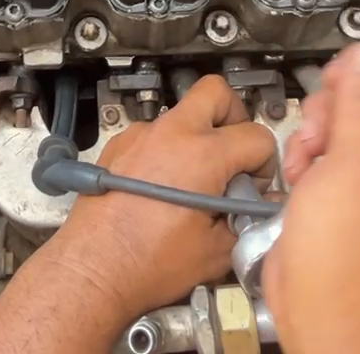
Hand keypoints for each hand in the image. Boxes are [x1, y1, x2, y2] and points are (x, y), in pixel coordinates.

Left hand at [47, 74, 277, 320]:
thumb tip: (263, 208)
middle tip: (235, 150)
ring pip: (181, 113)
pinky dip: (167, 149)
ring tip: (198, 178)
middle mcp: (171, 133)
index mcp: (202, 154)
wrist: (94, 267)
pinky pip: (154, 132)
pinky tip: (166, 185)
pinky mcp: (121, 143)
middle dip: (234, 115)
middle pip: (215, 91)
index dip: (265, 162)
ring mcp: (142, 134)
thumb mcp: (217, 253)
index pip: (257, 135)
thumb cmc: (145, 262)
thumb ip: (250, 222)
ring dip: (198, 136)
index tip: (256, 183)